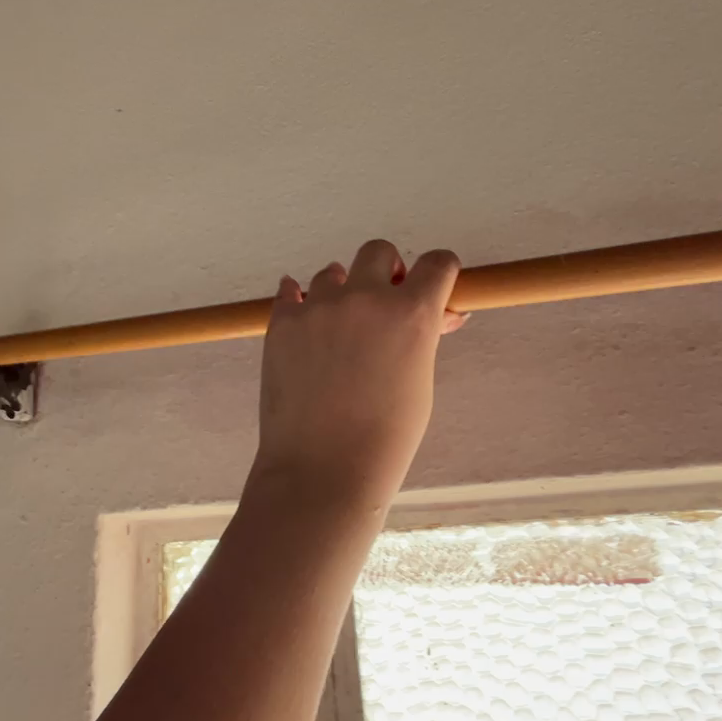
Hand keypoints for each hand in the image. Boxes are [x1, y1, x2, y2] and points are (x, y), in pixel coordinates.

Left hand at [246, 239, 463, 518]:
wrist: (322, 468)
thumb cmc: (383, 438)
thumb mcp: (420, 384)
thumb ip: (423, 339)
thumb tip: (438, 315)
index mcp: (411, 315)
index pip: (437, 263)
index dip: (439, 273)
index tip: (432, 285)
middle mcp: (365, 300)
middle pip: (378, 252)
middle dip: (386, 271)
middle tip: (383, 304)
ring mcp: (318, 307)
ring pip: (332, 273)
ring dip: (340, 291)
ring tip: (338, 331)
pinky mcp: (282, 322)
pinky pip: (290, 291)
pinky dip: (298, 300)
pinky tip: (304, 319)